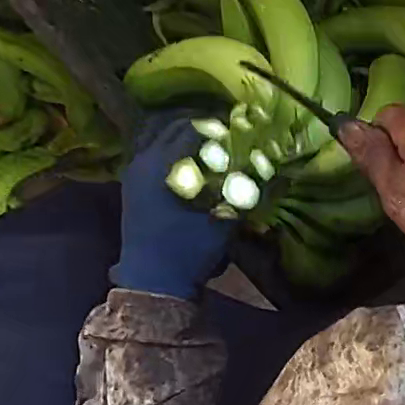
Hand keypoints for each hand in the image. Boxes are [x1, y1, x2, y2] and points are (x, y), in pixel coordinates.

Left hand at [111, 115, 232, 298]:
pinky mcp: (131, 183)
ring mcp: (133, 171)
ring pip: (154, 133)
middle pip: (170, 124)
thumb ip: (245, 193)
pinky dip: (165, 144)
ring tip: (204, 138)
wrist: (152, 281)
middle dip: (198, 123)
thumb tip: (273, 172)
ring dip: (179, 130)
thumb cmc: (187, 251)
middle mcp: (143, 161)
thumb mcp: (223, 223)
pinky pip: (146, 148)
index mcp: (162, 166)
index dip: (217, 126)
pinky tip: (184, 155)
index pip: (191, 128)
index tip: (236, 129)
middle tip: (224, 130)